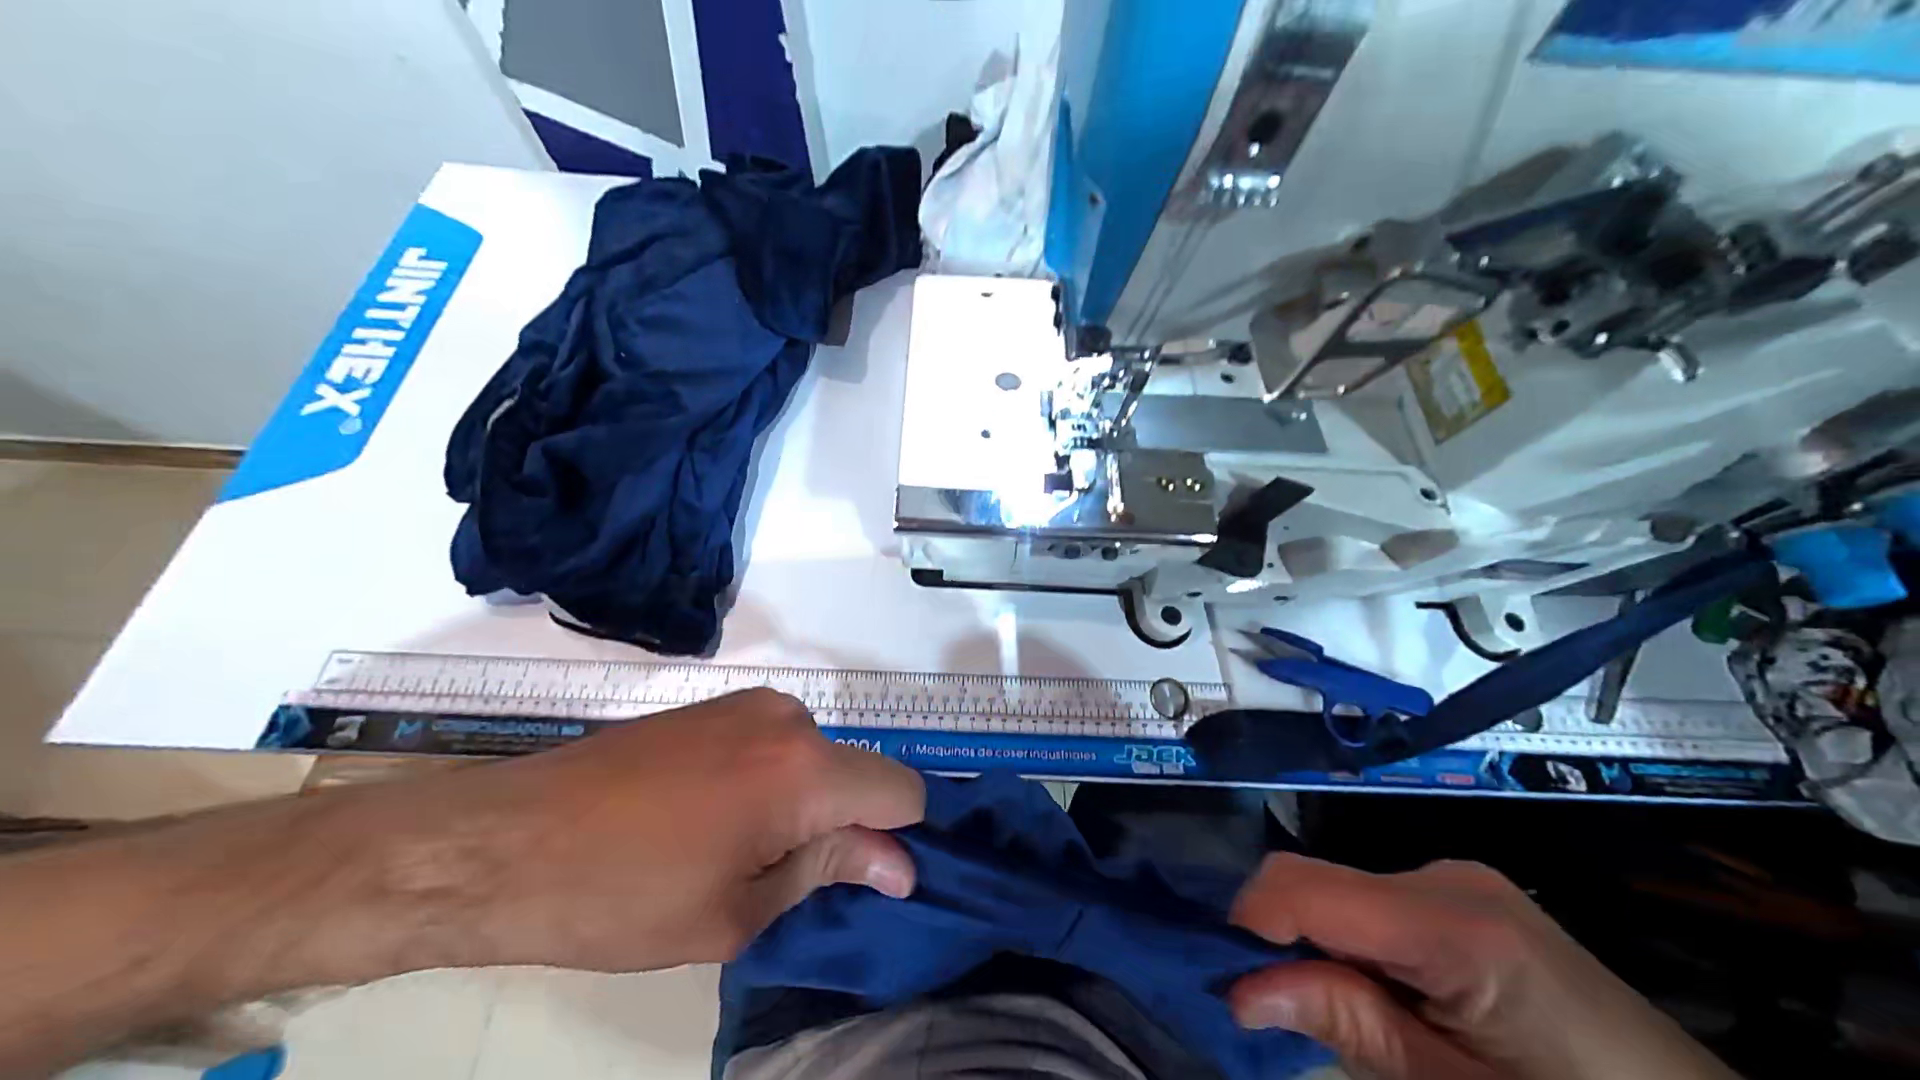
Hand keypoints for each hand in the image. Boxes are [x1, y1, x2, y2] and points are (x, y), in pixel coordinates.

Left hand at [0, 689, 922, 1076]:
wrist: (503, 839)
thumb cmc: (622, 896)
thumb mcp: (737, 911)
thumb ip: (830, 871)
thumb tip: (901, 865)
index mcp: (805, 769)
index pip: (903, 790)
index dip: (900, 839)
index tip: (870, 883)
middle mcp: (789, 717)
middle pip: (858, 773)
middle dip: (846, 824)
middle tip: (788, 883)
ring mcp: (749, 703)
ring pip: (818, 759)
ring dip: (807, 805)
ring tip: (741, 853)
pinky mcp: (715, 706)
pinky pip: (777, 743)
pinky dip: (773, 782)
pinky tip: (714, 819)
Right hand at [1226, 854, 1737, 1079]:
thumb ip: (1346, 1024)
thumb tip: (1239, 991)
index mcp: (1456, 925)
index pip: (1308, 886)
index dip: (1249, 921)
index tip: (1222, 977)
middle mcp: (1447, 877)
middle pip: (1316, 879)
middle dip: (1275, 932)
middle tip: (1271, 1004)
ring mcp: (1458, 879)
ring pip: (1337, 886)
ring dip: (1311, 936)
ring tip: (1329, 1003)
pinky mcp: (1464, 892)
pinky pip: (1370, 897)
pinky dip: (1346, 934)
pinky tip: (1373, 985)